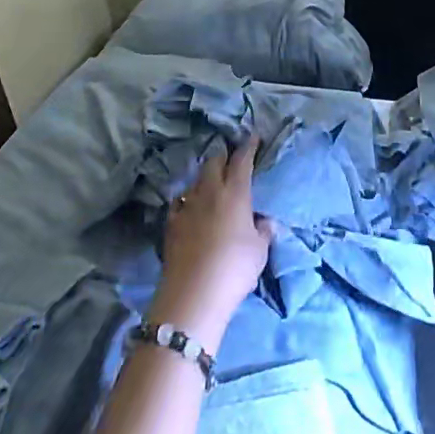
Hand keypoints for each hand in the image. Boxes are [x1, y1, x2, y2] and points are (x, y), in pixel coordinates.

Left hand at [150, 136, 273, 351]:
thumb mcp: (260, 249)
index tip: (253, 136)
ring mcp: (186, 208)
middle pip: (213, 163)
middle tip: (230, 154)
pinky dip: (187, 199)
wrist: (192, 296)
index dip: (248, 146)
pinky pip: (179, 202)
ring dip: (204, 176)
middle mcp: (210, 193)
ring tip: (211, 179)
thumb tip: (264, 220)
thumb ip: (264, 229)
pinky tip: (190, 205)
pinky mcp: (170, 225)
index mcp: (236, 193)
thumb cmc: (234, 268)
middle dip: (223, 155)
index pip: (242, 161)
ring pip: (195, 180)